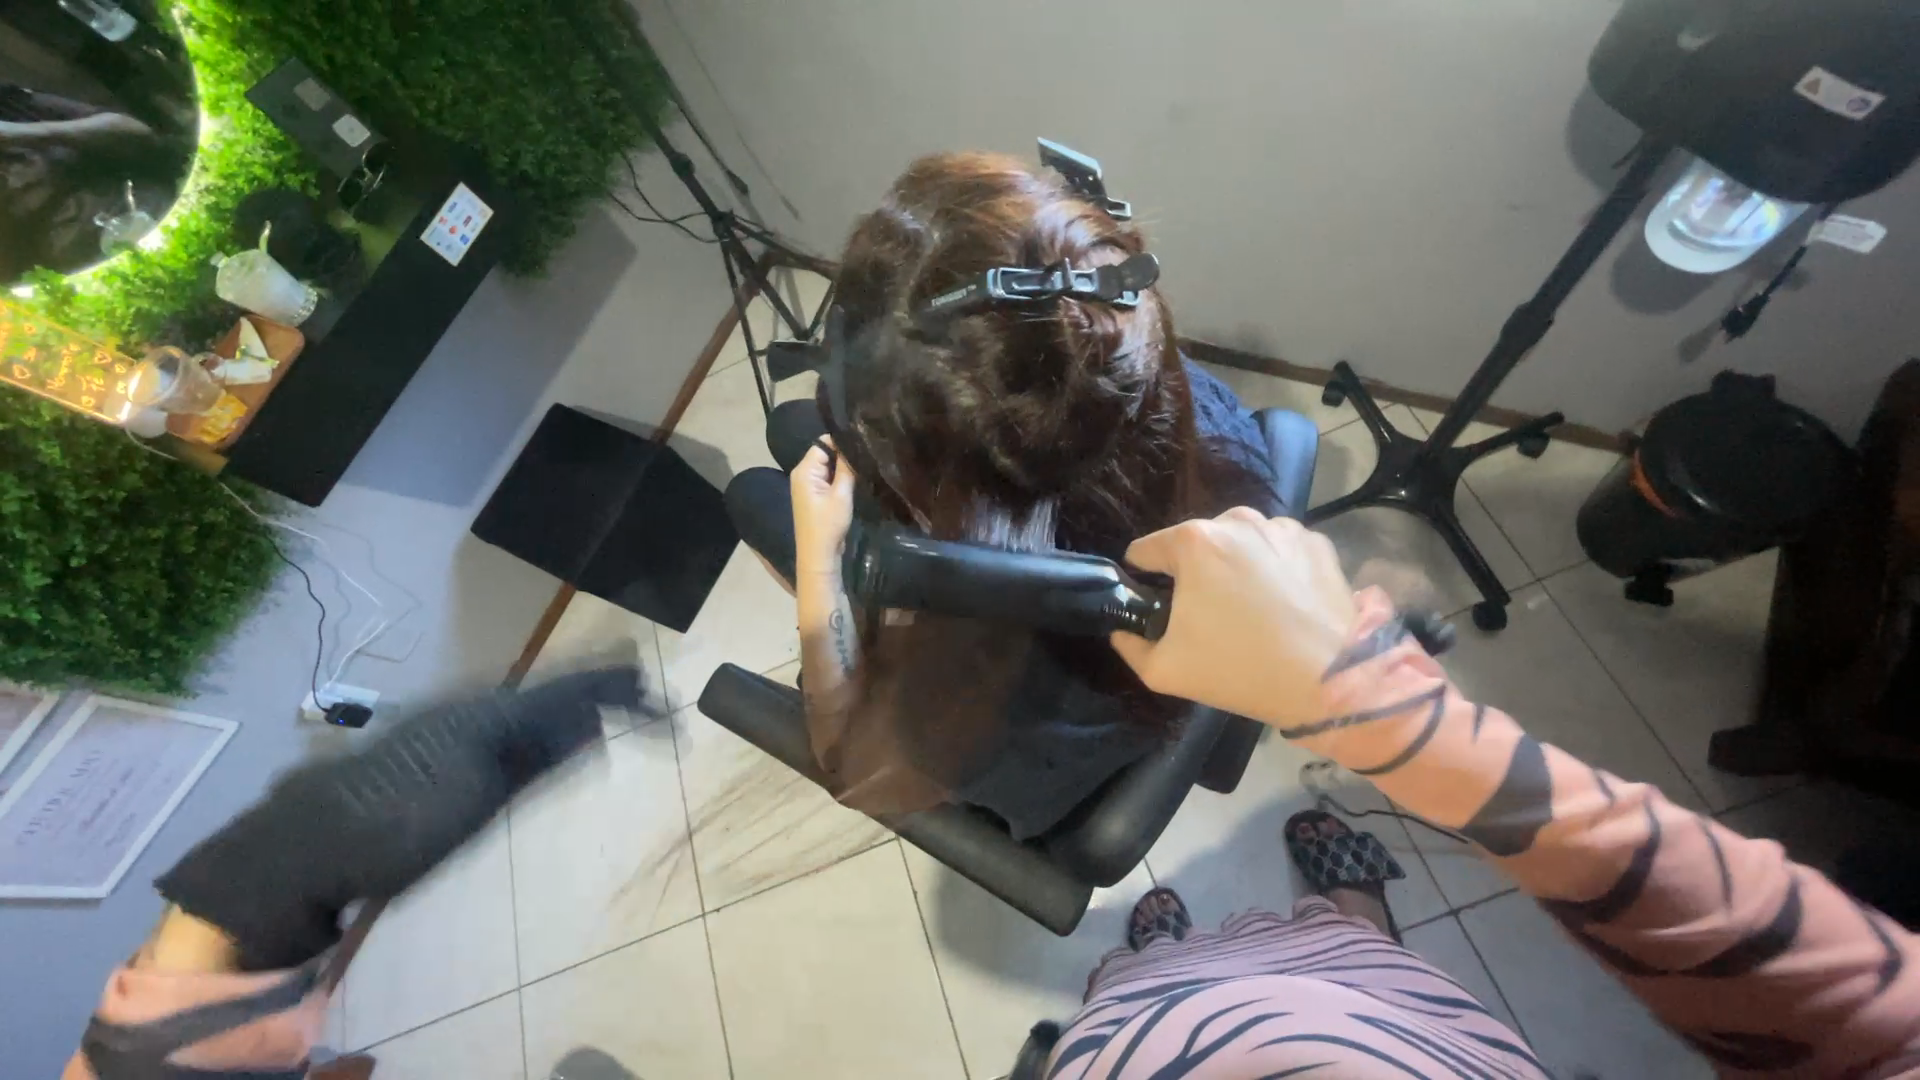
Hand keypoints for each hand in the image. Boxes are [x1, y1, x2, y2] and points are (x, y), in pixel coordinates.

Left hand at [156, 667, 643, 970]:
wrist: (299, 846)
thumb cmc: (397, 829)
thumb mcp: (481, 800)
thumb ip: (541, 759)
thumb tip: (598, 723)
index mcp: (493, 714)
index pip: (574, 690)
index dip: (620, 691)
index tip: (658, 699)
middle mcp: (477, 705)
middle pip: (554, 687)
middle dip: (601, 687)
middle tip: (643, 689)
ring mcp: (452, 718)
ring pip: (528, 700)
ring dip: (572, 700)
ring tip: (607, 701)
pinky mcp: (435, 737)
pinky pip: (505, 714)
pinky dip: (540, 715)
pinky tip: (545, 725)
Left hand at [791, 438, 856, 581]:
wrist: (819, 554)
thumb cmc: (828, 525)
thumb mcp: (841, 495)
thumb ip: (846, 468)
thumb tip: (853, 444)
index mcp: (804, 471)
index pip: (822, 444)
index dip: (841, 442)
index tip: (862, 444)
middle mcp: (802, 474)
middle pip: (824, 453)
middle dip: (843, 454)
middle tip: (867, 456)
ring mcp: (807, 485)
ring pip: (828, 466)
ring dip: (843, 468)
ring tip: (864, 466)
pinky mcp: (814, 495)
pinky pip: (828, 478)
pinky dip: (840, 478)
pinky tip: (855, 479)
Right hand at [1110, 509, 1358, 727]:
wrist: (1332, 683)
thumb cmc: (1239, 670)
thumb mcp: (1164, 670)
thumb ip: (1130, 645)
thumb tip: (1122, 632)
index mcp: (1194, 542)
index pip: (1146, 550)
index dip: (1142, 578)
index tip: (1153, 605)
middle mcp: (1237, 522)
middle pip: (1195, 544)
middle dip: (1193, 571)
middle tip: (1206, 613)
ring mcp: (1282, 529)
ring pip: (1239, 543)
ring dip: (1234, 566)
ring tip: (1249, 608)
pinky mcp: (1317, 544)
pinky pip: (1279, 550)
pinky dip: (1274, 569)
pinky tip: (1283, 604)